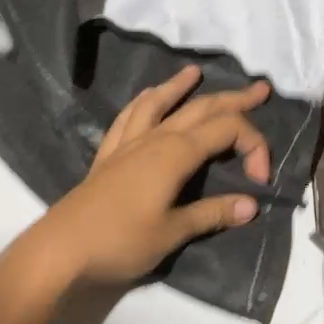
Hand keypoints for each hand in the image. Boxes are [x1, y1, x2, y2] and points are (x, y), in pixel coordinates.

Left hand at [18, 65, 272, 285]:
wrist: (63, 250)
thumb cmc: (121, 241)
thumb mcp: (174, 232)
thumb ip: (213, 213)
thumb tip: (251, 204)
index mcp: (175, 152)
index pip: (228, 130)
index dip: (254, 146)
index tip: (261, 180)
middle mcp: (154, 138)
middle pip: (200, 109)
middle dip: (234, 99)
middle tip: (261, 89)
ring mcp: (128, 144)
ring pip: (160, 104)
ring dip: (180, 87)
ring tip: (195, 73)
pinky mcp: (109, 157)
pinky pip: (129, 117)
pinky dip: (143, 102)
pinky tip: (146, 99)